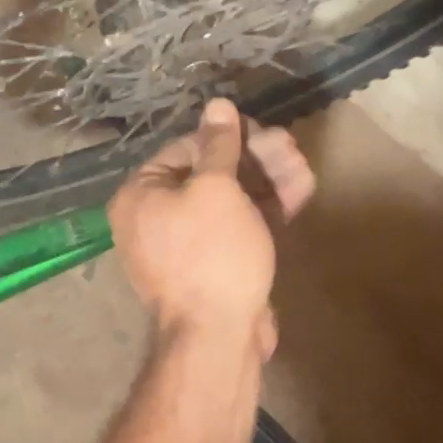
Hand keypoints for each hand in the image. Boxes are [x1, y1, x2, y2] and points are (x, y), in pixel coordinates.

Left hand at [108, 99, 314, 352]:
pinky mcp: (214, 267)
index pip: (184, 150)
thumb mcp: (216, 190)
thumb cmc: (210, 254)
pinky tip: (301, 192)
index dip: (227, 137)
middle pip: (211, 176)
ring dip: (268, 182)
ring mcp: (186, 246)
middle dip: (255, 160)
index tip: (264, 131)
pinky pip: (238, 229)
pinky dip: (266, 211)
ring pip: (230, 203)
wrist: (217, 337)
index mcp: (140, 196)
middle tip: (290, 146)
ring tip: (303, 165)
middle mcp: (155, 219)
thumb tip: (217, 104)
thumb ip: (219, 145)